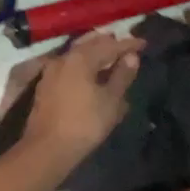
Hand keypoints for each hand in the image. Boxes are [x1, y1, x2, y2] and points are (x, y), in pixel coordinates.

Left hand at [22, 31, 145, 155]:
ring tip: (111, 56)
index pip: (109, 45)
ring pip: (77, 54)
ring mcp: (51, 71)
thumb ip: (122, 76)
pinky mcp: (46, 84)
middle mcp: (63, 58)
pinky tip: (91, 73)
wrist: (48, 147)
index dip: (128, 44)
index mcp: (80, 58)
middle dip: (109, 43)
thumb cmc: (85, 123)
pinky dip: (83, 64)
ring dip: (95, 53)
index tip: (143, 43)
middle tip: (126, 45)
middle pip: (90, 44)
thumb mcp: (110, 101)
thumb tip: (132, 56)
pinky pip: (69, 66)